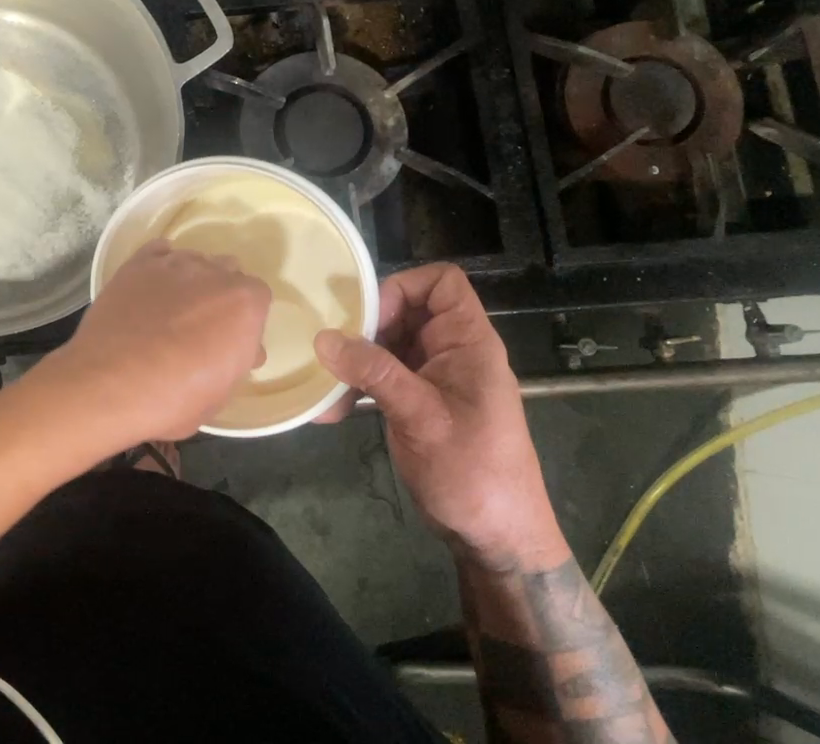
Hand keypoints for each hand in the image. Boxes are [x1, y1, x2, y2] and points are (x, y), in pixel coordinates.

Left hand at [34, 239, 270, 447]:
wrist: (109, 384)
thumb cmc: (174, 398)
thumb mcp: (221, 391)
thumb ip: (237, 359)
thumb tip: (242, 349)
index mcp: (244, 303)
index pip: (257, 297)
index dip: (245, 319)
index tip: (232, 339)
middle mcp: (212, 273)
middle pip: (226, 272)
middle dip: (220, 294)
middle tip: (203, 326)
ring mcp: (171, 265)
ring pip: (192, 261)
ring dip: (191, 280)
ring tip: (172, 309)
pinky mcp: (135, 265)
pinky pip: (157, 252)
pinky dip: (160, 265)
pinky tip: (153, 284)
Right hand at [312, 264, 566, 571]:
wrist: (494, 537)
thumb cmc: (473, 472)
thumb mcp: (422, 418)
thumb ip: (375, 373)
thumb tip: (324, 338)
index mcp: (469, 344)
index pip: (441, 283)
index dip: (402, 287)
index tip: (367, 318)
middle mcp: (451, 353)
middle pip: (405, 310)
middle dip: (364, 327)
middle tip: (334, 352)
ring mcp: (433, 378)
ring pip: (386, 344)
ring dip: (354, 360)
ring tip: (326, 387)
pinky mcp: (416, 403)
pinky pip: (380, 377)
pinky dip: (355, 387)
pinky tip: (330, 411)